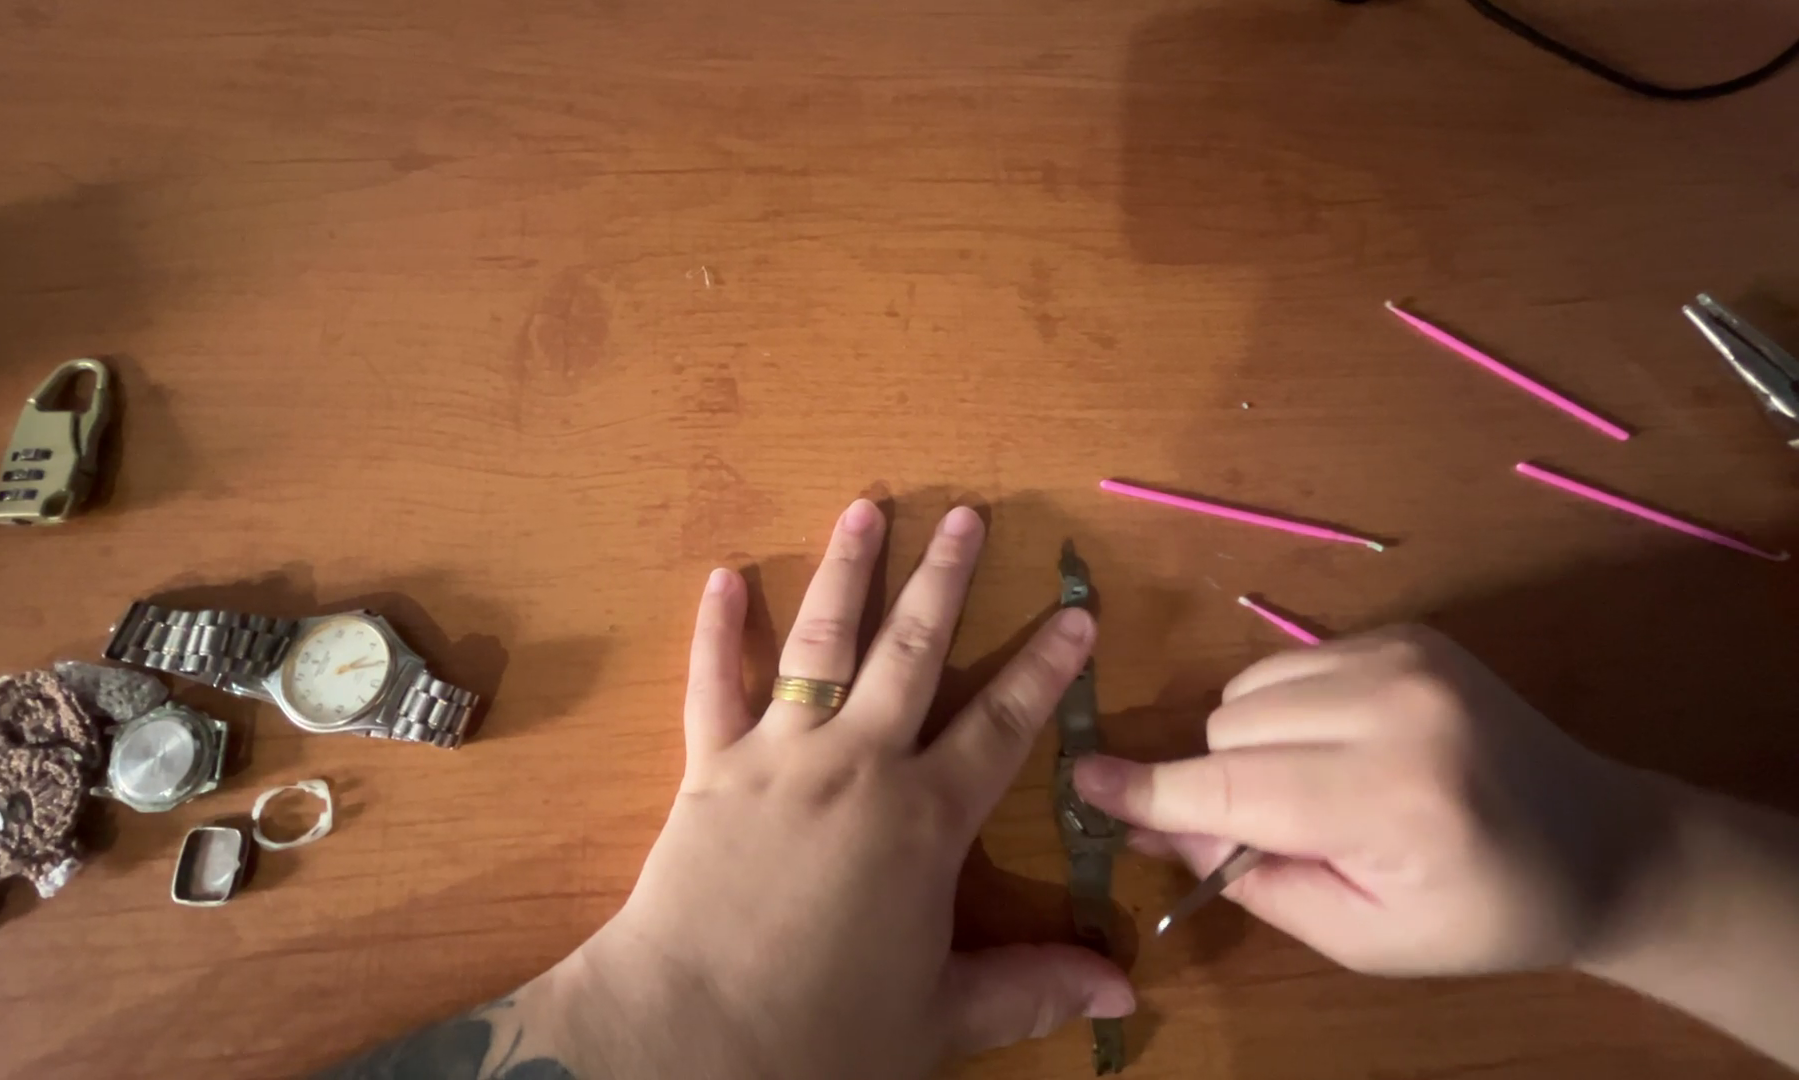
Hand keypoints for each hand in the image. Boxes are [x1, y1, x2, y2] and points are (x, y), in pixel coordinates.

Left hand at [538, 501, 1132, 1079]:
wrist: (691, 1041)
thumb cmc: (823, 1035)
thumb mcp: (940, 1018)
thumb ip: (1030, 989)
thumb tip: (1126, 997)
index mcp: (922, 818)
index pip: (1002, 725)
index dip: (1044, 668)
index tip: (1074, 612)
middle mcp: (858, 762)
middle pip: (912, 651)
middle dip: (944, 579)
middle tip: (965, 516)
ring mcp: (781, 752)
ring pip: (820, 643)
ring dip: (844, 572)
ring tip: (863, 508)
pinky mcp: (711, 761)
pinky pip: (712, 682)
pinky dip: (716, 628)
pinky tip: (721, 575)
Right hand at [1074, 625, 1660, 976]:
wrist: (1605, 842)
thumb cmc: (1478, 911)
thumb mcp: (1360, 933)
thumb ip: (1245, 877)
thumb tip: (1147, 827)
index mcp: (1394, 801)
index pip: (1233, 790)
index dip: (1151, 791)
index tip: (1084, 782)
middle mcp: (1393, 710)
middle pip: (1226, 731)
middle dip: (1227, 780)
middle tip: (1284, 822)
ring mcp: (1397, 657)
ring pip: (1241, 693)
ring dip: (1250, 740)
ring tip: (1315, 777)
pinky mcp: (1396, 632)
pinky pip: (1276, 664)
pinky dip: (1279, 706)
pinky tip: (1336, 736)